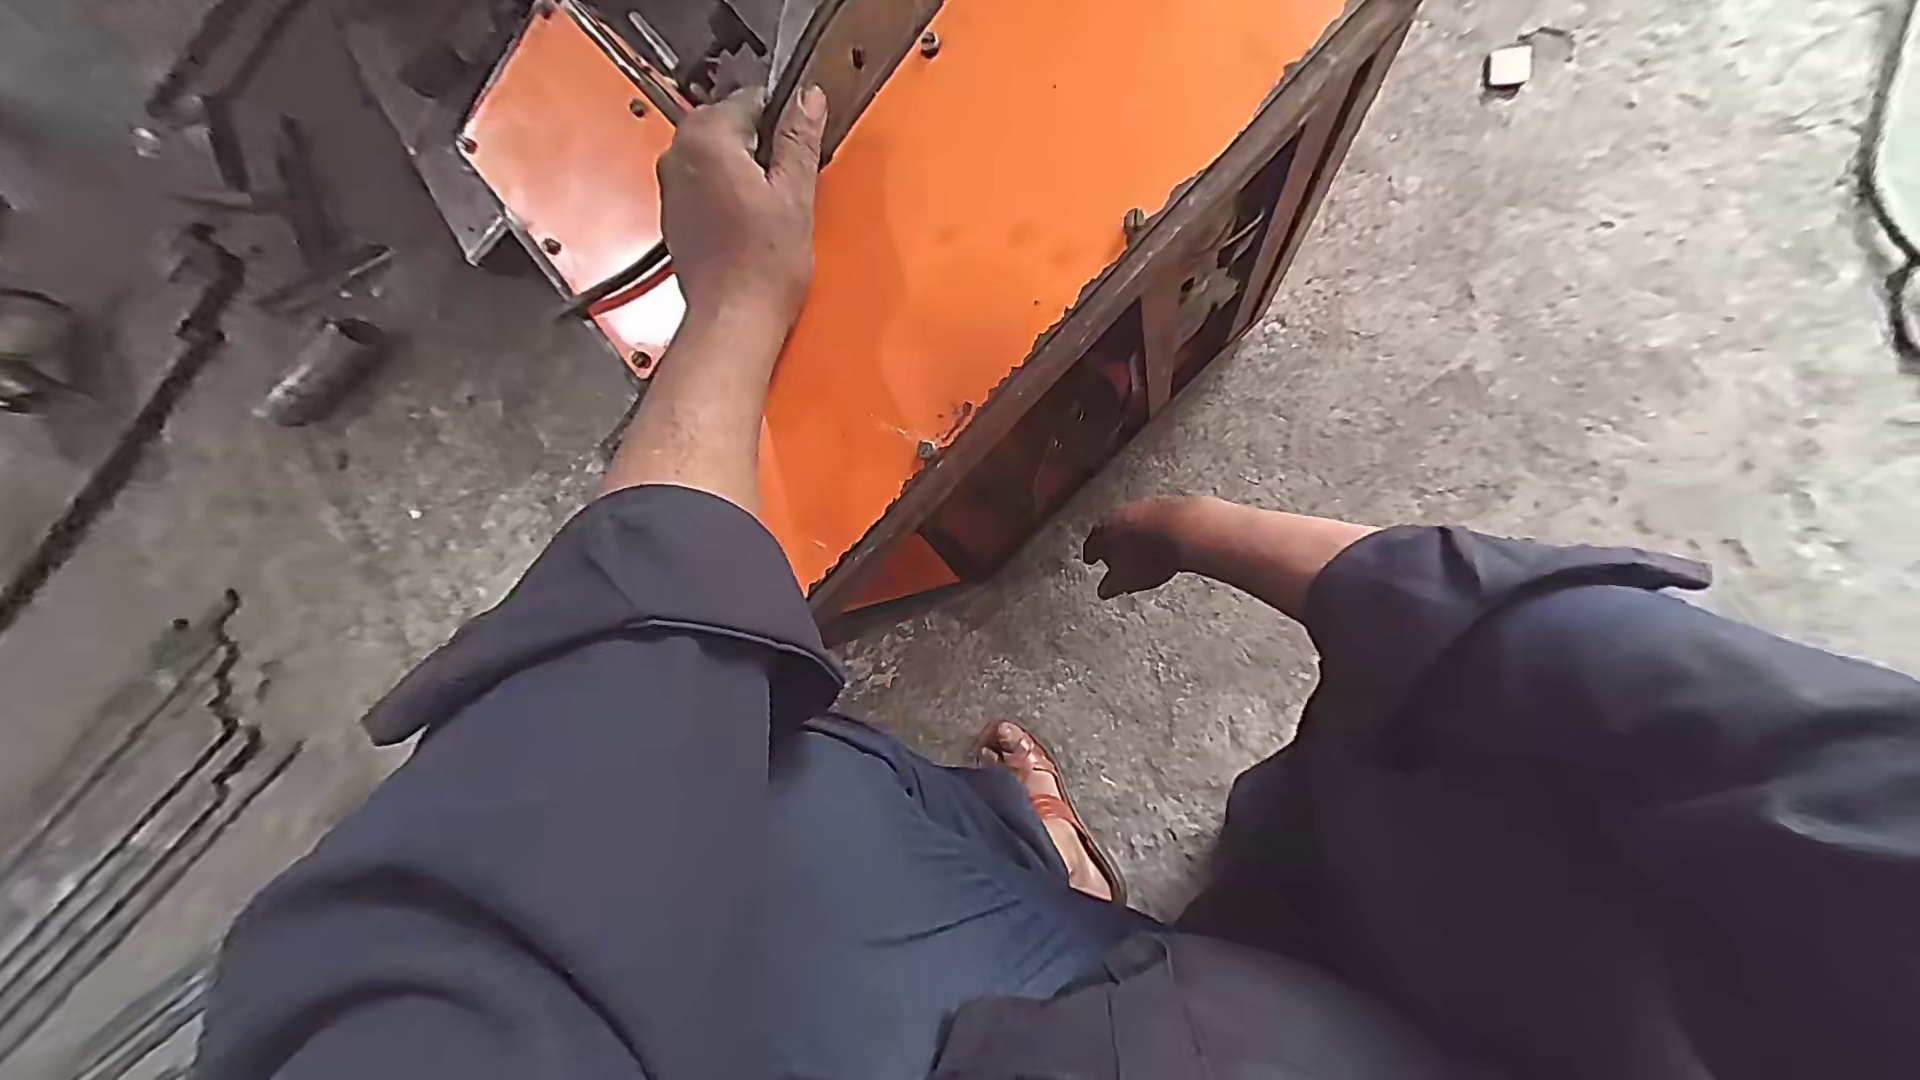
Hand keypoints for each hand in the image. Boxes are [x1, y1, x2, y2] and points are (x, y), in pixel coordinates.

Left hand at [657, 85, 827, 331]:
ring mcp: (673, 189)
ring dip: (745, 178)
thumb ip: (799, 140)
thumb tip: (808, 100)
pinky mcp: (677, 219)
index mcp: (706, 139)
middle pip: (730, 130)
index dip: (784, 121)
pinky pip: (706, 192)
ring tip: (772, 214)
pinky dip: (728, 202)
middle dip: (762, 152)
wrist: (735, 319)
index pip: (751, 101)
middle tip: (791, 188)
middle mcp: (679, 156)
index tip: (801, 143)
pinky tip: (751, 230)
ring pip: (717, 162)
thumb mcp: (795, 197)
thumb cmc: (761, 270)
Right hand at [1082, 496, 1210, 598]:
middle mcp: (1117, 516)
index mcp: (1102, 535)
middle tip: (1115, 553)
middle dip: (1111, 541)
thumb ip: (1111, 585)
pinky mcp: (1163, 502)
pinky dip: (1152, 527)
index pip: (1090, 545)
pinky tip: (1161, 538)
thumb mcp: (1126, 580)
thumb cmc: (1152, 557)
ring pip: (1131, 521)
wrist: (1186, 530)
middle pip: (1109, 529)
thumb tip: (1104, 590)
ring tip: (1141, 548)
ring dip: (1133, 533)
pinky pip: (1152, 517)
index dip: (1091, 555)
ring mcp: (1141, 506)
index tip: (1091, 559)